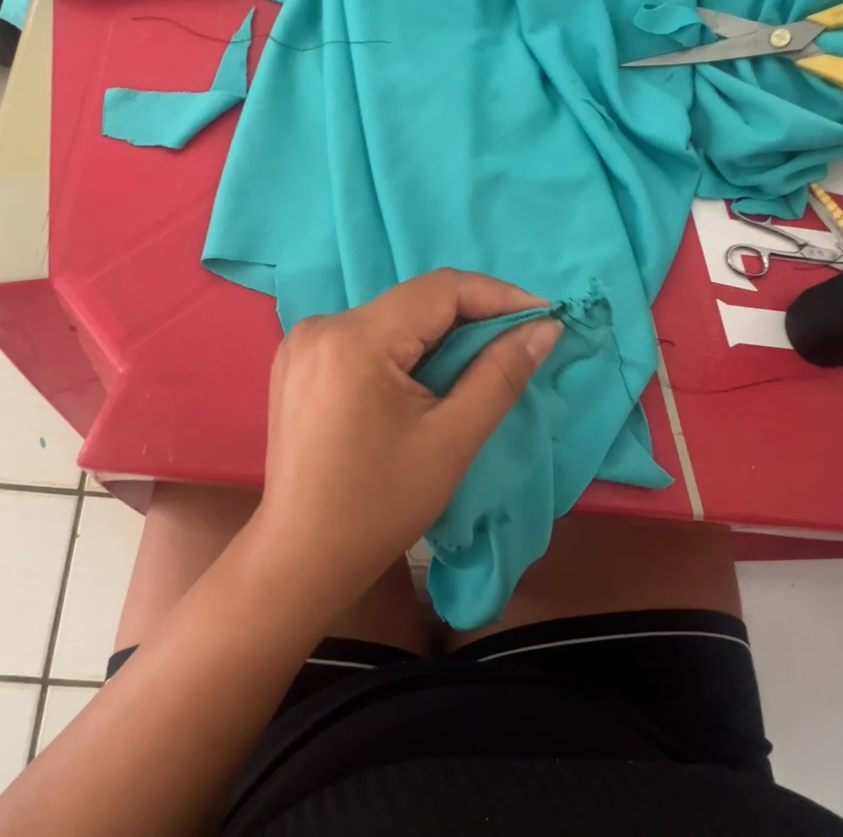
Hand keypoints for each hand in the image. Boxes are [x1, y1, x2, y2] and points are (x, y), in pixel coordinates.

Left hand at [251, 268, 562, 607]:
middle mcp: (321, 326)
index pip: (440, 289)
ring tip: (475, 369)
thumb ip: (500, 374)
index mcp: (355, 339)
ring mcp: (302, 343)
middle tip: (517, 346)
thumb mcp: (452, 439)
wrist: (304, 554)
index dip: (498, 295)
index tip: (545, 316)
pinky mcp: (297, 363)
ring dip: (437, 337)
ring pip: (390, 319)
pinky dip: (401, 350)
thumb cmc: (382, 504)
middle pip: (413, 303)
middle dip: (470, 320)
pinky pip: (362, 338)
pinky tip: (421, 383)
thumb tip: (544, 328)